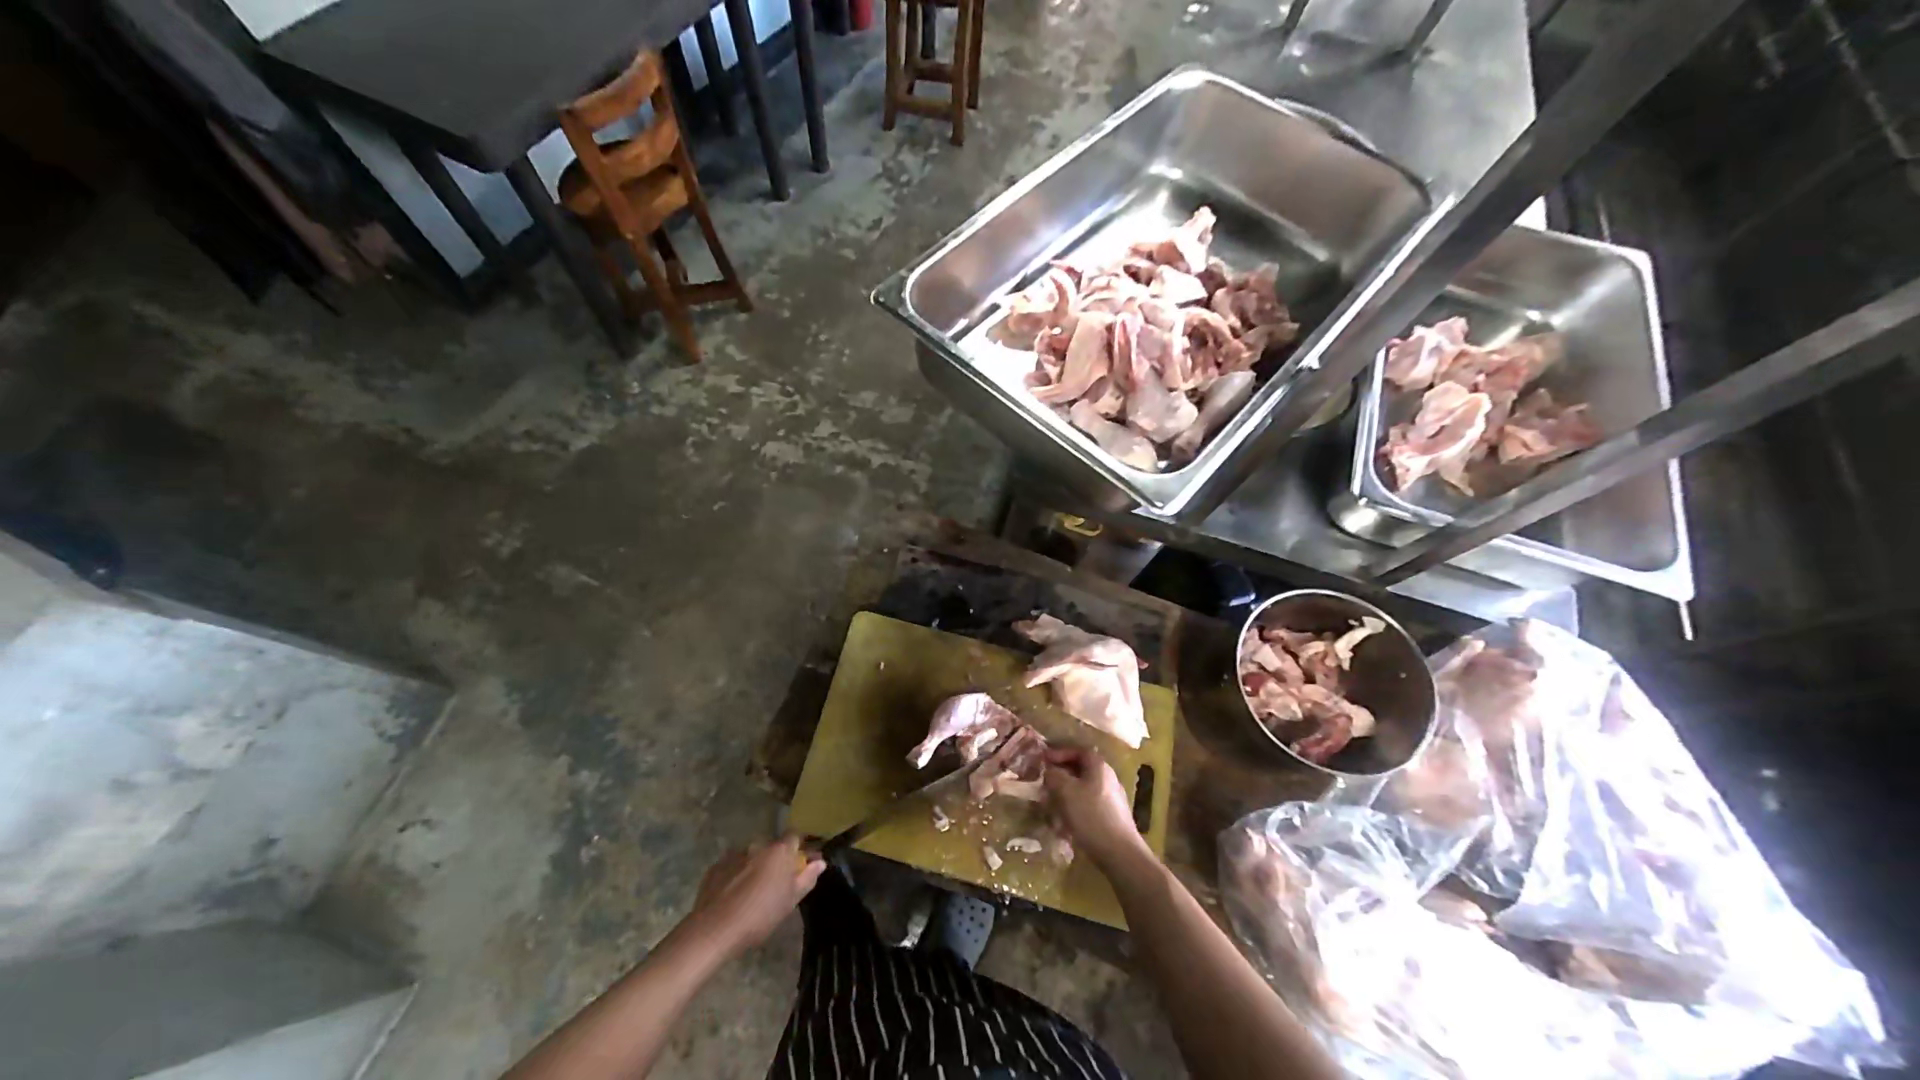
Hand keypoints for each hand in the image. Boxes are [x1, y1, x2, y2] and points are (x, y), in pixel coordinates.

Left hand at [685, 835, 824, 956]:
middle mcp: (758, 845)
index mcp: (779, 850)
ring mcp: (735, 854)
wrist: (715, 929)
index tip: (801, 864)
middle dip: (776, 859)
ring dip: (756, 866)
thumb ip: (807, 877)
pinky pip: (733, 865)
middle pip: (772, 846)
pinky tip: (734, 895)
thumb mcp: (791, 901)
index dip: (799, 847)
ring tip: (753, 891)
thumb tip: (819, 861)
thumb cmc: (761, 915)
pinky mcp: (716, 866)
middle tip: (777, 883)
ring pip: (752, 855)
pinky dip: (737, 874)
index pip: (795, 835)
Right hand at [1043, 746, 1150, 868]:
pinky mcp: (1112, 817)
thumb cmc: (1091, 815)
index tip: (1044, 760)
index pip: (1079, 750)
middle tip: (1045, 781)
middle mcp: (1108, 778)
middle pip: (1082, 769)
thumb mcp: (1066, 791)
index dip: (1060, 752)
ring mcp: (1112, 798)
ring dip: (1066, 792)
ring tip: (1051, 802)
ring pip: (1084, 788)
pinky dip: (1075, 806)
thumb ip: (1054, 775)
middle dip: (1061, 774)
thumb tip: (1049, 770)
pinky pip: (1089, 804)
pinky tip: (1065, 821)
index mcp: (1099, 767)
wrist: (1119, 852)